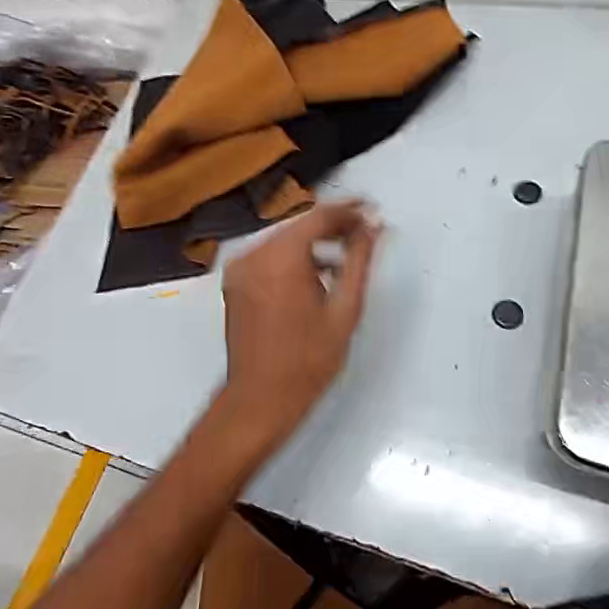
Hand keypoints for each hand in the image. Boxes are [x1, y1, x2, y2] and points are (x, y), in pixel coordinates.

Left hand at [214, 201, 380, 453]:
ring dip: (314, 241)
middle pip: (300, 225)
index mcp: (280, 258)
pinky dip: (294, 258)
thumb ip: (359, 262)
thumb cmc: (307, 361)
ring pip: (284, 240)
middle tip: (365, 230)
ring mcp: (239, 269)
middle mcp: (253, 255)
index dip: (349, 211)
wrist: (260, 399)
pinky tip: (318, 272)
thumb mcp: (344, 310)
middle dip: (333, 225)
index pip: (319, 217)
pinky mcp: (235, 284)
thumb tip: (372, 229)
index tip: (372, 210)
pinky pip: (269, 257)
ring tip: (347, 253)